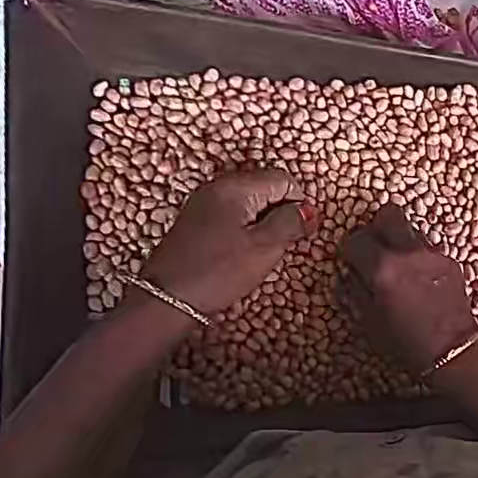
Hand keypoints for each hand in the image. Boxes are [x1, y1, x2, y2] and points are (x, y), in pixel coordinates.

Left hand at [139, 170, 314, 313]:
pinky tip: (244, 253)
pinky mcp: (197, 223)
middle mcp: (217, 188)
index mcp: (235, 188)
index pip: (283, 179)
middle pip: (265, 189)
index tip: (300, 232)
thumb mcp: (264, 248)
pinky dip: (247, 230)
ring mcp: (204, 204)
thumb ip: (290, 223)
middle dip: (282, 213)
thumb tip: (309, 210)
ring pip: (250, 204)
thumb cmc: (218, 272)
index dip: (299, 204)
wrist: (168, 298)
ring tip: (264, 252)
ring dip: (265, 224)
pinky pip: (234, 216)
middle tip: (284, 244)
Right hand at [340, 203, 477, 374]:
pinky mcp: (450, 262)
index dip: (350, 249)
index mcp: (383, 269)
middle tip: (373, 250)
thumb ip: (354, 290)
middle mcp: (408, 253)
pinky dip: (417, 256)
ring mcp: (433, 255)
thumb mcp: (369, 321)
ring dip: (399, 241)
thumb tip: (348, 273)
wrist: (453, 351)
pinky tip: (417, 279)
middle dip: (376, 228)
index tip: (351, 261)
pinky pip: (427, 248)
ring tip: (398, 267)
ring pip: (410, 229)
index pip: (356, 238)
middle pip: (388, 215)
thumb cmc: (406, 343)